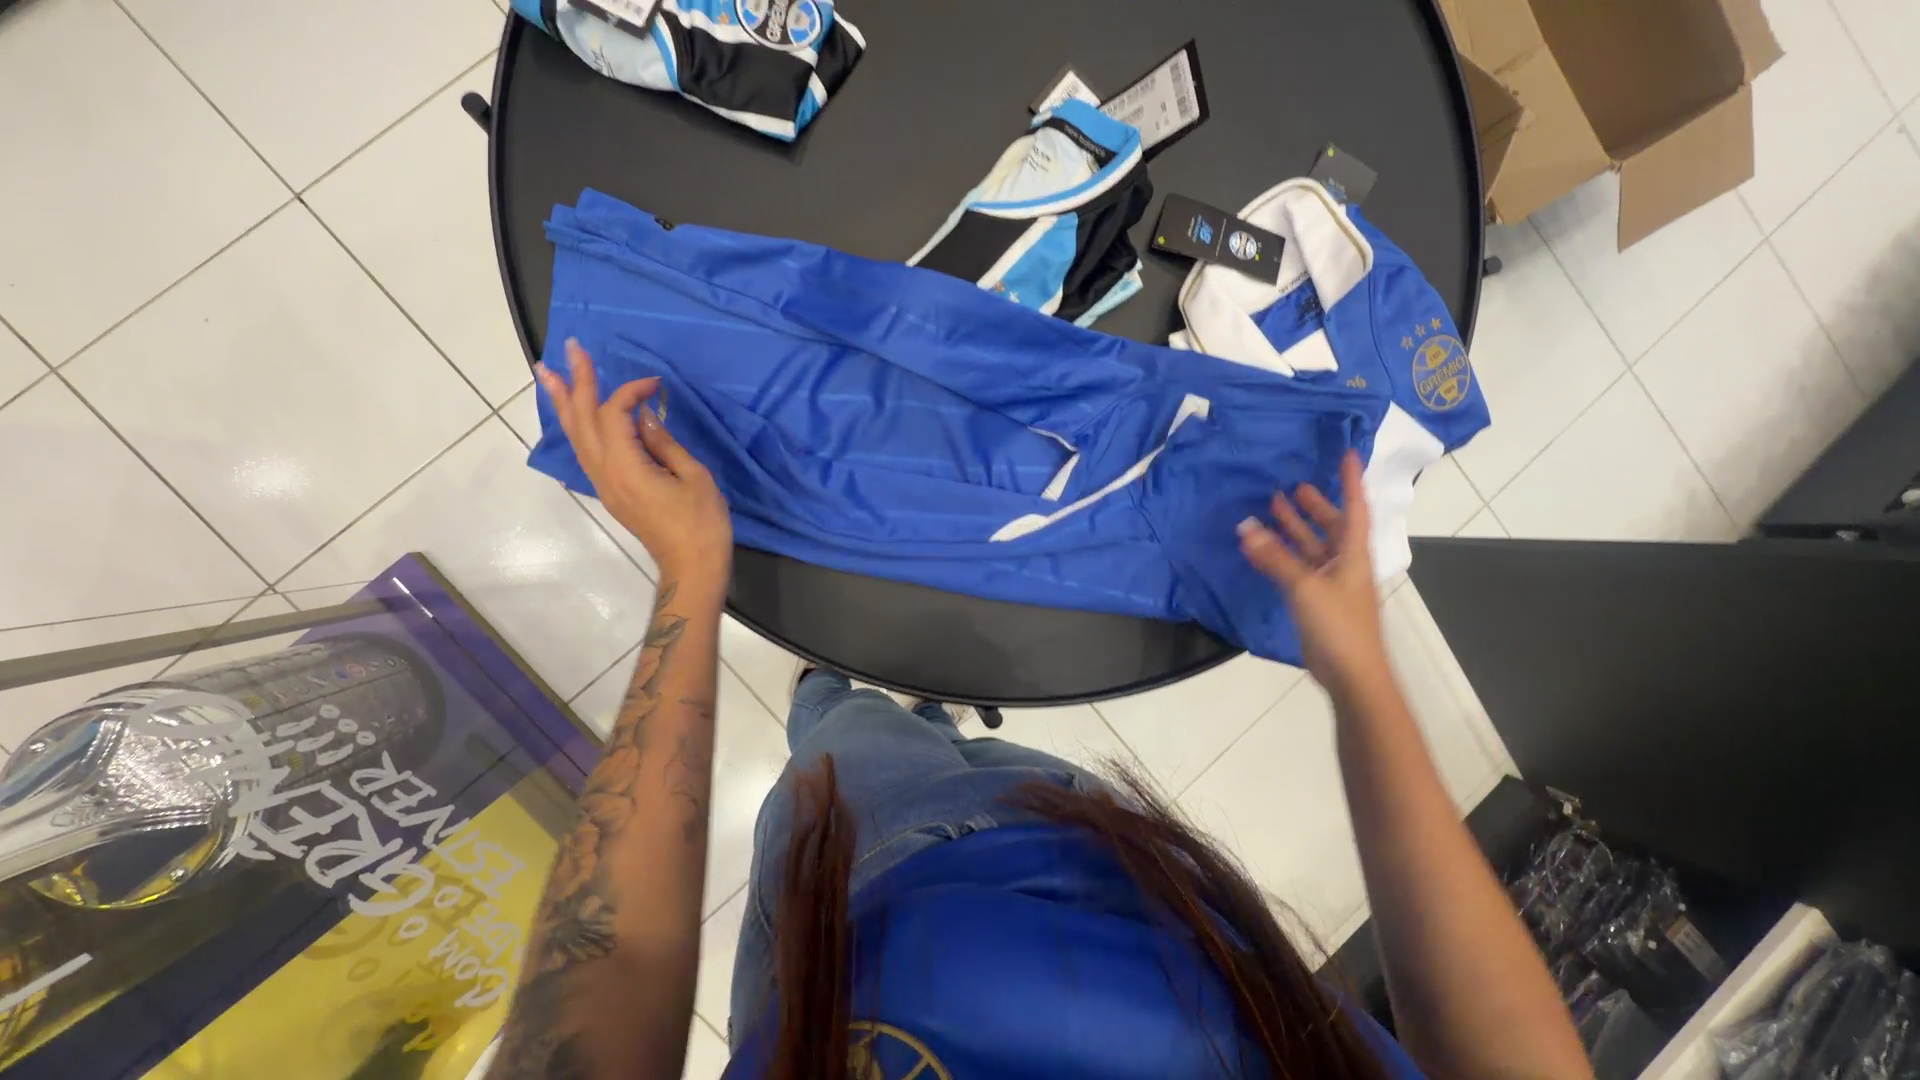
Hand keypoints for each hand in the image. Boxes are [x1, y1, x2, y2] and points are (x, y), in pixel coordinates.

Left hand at [536, 339, 731, 595]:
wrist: (692, 566)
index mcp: (627, 467)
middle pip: (583, 421)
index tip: (656, 385)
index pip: (616, 415)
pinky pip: (585, 451)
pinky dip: (578, 426)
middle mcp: (605, 473)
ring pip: (576, 436)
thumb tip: (645, 419)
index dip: (631, 393)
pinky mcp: (611, 493)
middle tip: (570, 347)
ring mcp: (604, 485)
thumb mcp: (694, 477)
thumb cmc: (702, 523)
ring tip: (549, 374)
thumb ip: (665, 444)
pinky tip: (577, 414)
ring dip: (564, 403)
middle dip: (576, 382)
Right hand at [1238, 450, 1390, 692]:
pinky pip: (1298, 570)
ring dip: (1294, 531)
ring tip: (1272, 510)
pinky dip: (1281, 557)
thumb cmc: (1338, 626)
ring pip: (1312, 549)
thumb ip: (1275, 557)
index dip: (1351, 482)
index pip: (1355, 509)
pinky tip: (1262, 550)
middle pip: (1332, 528)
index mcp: (1354, 555)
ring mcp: (1332, 585)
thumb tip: (1246, 526)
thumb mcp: (1305, 587)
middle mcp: (1346, 565)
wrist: (1352, 675)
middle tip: (1293, 487)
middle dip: (1314, 508)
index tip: (1347, 455)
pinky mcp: (1317, 603)